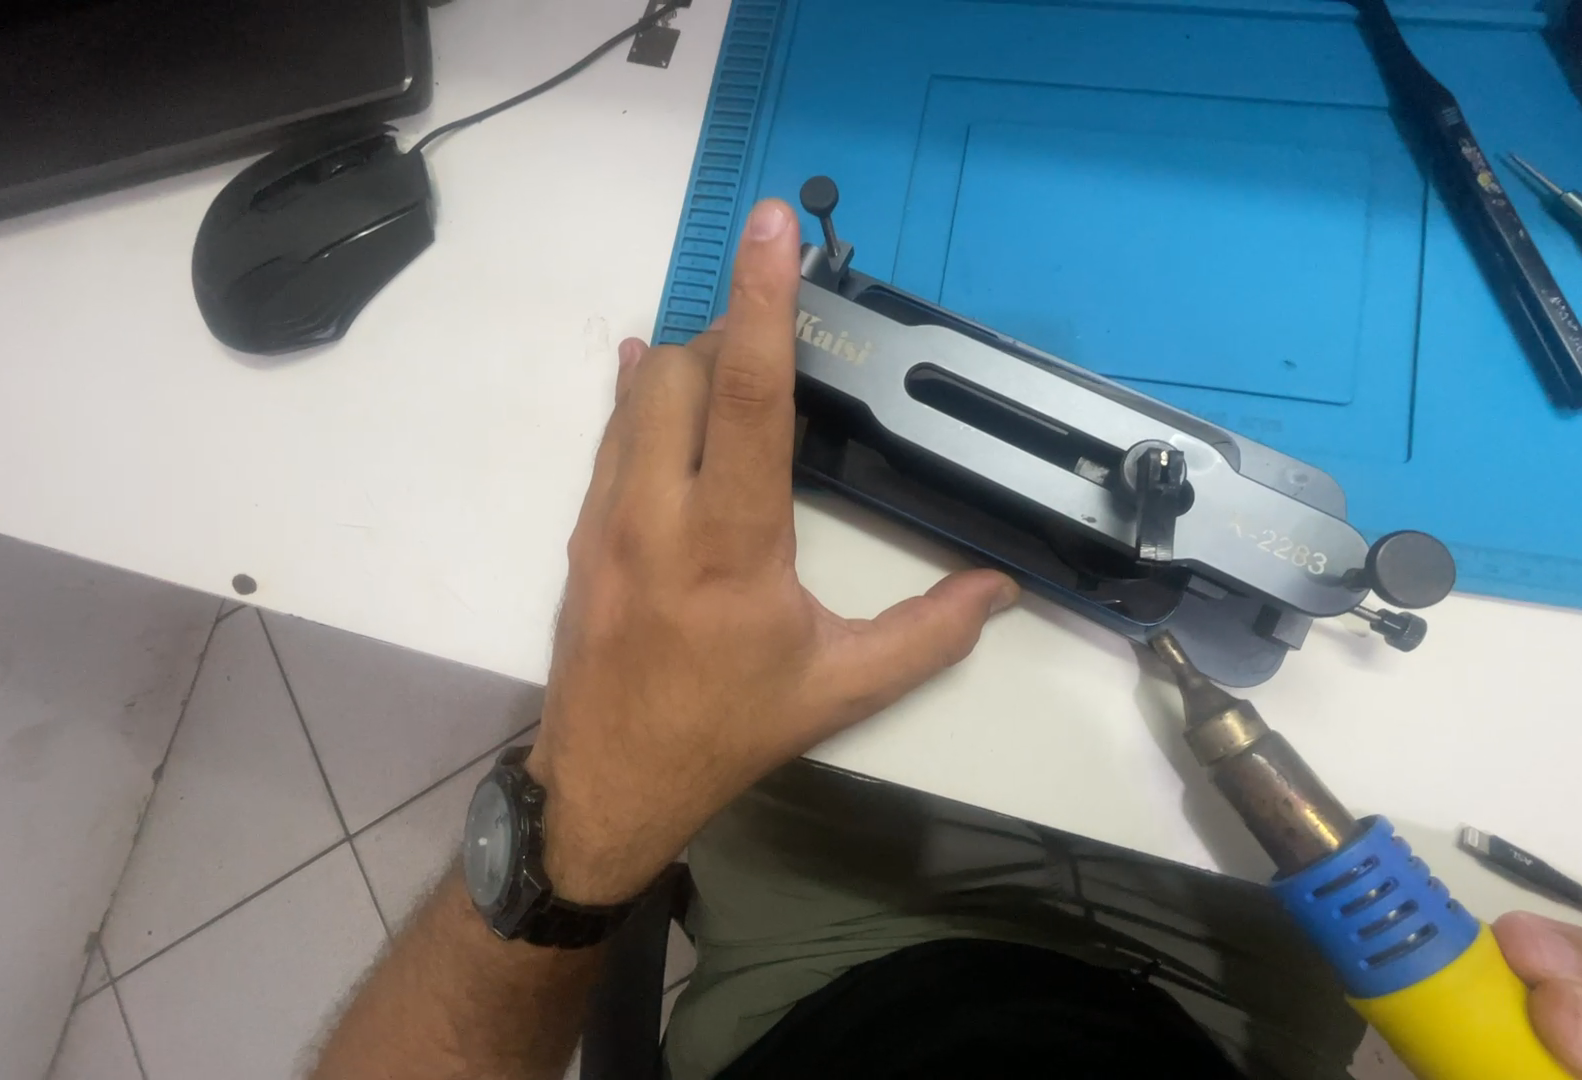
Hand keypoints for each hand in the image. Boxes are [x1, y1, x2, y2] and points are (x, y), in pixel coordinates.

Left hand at [529, 199, 1018, 904]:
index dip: (766, 303)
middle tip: (778, 344)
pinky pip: (612, 432)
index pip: (749, 396)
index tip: (773, 227)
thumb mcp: (842, 689)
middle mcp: (657, 512)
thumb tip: (998, 591)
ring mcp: (606, 516)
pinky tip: (659, 384)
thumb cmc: (728, 732)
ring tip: (736, 371)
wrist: (610, 783)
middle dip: (731, 335)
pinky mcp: (583, 529)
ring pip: (639, 392)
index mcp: (731, 544)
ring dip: (690, 363)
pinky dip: (643, 394)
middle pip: (682, 369)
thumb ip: (929, 635)